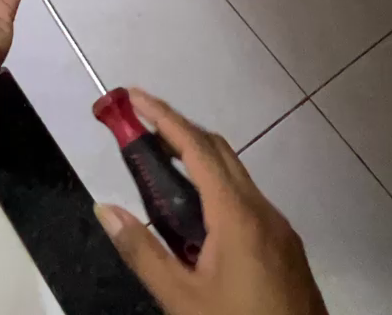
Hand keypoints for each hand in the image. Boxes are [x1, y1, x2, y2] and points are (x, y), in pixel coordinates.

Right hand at [95, 90, 327, 314]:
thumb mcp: (183, 302)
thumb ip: (142, 252)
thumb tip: (104, 209)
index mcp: (237, 215)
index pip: (196, 147)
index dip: (163, 116)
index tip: (133, 96)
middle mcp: (262, 211)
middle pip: (217, 150)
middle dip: (178, 130)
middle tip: (139, 127)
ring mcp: (279, 230)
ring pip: (234, 174)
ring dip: (197, 159)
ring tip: (159, 166)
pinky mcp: (287, 249)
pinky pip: (246, 199)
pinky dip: (215, 186)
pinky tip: (195, 216)